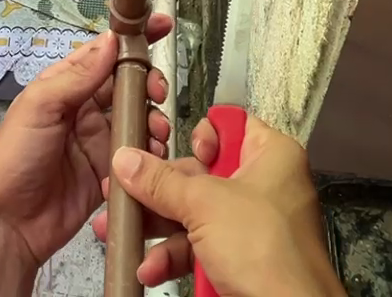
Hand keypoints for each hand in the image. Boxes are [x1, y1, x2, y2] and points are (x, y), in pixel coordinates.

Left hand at [0, 14, 171, 296]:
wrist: (9, 225)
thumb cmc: (16, 156)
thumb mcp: (40, 107)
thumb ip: (77, 75)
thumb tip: (111, 39)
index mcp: (65, 84)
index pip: (104, 52)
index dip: (132, 38)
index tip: (163, 25)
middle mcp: (85, 107)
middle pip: (128, 84)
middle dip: (149, 82)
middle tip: (157, 92)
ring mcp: (99, 140)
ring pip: (138, 118)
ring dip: (153, 119)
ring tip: (157, 131)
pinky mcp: (110, 172)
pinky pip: (137, 155)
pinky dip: (149, 153)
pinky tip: (151, 158)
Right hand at [96, 114, 344, 295]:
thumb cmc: (262, 248)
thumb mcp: (204, 204)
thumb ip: (160, 181)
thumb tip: (124, 159)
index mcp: (270, 155)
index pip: (231, 125)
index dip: (202, 135)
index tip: (182, 152)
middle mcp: (262, 184)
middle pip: (200, 173)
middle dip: (158, 188)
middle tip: (122, 192)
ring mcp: (250, 225)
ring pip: (195, 212)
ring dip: (157, 224)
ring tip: (121, 231)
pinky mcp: (240, 260)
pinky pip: (201, 246)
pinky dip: (173, 255)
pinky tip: (148, 267)